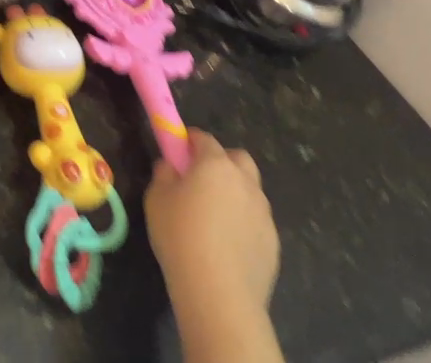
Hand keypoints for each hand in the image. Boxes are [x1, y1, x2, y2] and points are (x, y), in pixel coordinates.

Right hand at [147, 130, 282, 362]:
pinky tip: (226, 245)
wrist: (219, 292)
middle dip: (221, 161)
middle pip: (238, 159)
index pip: (205, 139)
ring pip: (250, 191)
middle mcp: (245, 183)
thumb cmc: (180, 236)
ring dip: (234, 193)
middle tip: (200, 181)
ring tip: (212, 218)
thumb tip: (170, 166)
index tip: (177, 151)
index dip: (189, 141)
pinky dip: (243, 223)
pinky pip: (256, 221)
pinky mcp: (273, 242)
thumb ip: (163, 175)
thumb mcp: (156, 200)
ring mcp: (264, 213)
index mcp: (216, 166)